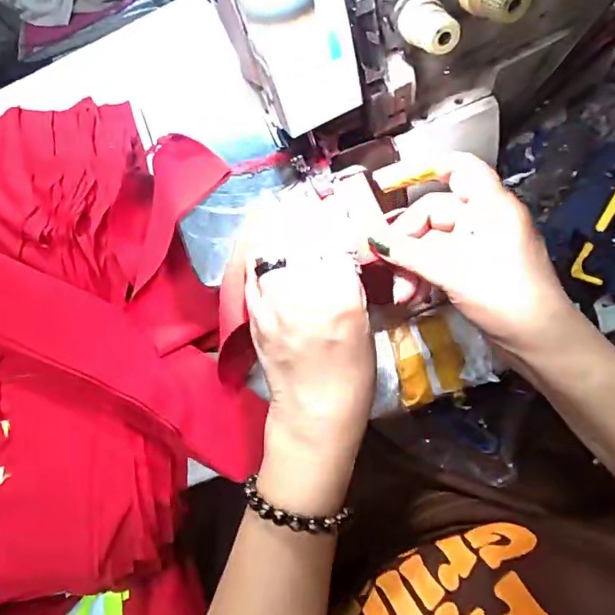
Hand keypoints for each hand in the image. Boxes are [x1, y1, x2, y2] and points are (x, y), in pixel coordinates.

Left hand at [238, 203, 375, 464]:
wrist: (314, 412)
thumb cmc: (351, 375)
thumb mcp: (363, 323)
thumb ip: (347, 283)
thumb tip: (337, 251)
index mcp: (338, 300)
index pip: (332, 244)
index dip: (330, 222)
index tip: (329, 209)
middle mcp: (301, 298)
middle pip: (296, 242)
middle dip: (298, 218)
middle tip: (299, 202)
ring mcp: (271, 307)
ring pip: (267, 254)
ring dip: (271, 229)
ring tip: (274, 210)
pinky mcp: (253, 317)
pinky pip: (250, 275)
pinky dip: (254, 255)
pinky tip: (258, 241)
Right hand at [371, 152, 585, 369]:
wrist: (540, 341)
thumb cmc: (506, 296)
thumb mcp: (451, 270)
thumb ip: (407, 252)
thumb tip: (371, 238)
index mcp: (489, 206)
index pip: (456, 168)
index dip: (419, 169)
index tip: (384, 183)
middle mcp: (484, 220)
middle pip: (432, 213)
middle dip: (404, 241)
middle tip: (383, 265)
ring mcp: (479, 245)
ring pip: (430, 242)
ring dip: (409, 265)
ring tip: (401, 293)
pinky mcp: (474, 269)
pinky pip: (438, 262)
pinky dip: (421, 276)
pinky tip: (411, 296)